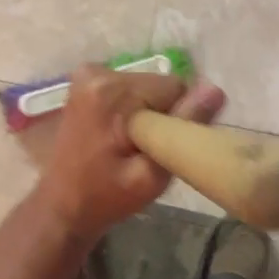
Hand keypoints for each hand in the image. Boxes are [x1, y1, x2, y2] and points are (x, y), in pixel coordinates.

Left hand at [34, 66, 223, 238]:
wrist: (62, 206)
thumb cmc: (107, 197)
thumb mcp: (152, 174)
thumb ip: (183, 127)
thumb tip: (215, 90)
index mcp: (112, 91)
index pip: (176, 88)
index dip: (178, 119)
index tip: (163, 147)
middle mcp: (98, 72)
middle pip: (160, 85)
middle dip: (162, 115)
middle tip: (145, 151)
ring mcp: (88, 75)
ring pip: (147, 87)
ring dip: (147, 114)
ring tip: (130, 146)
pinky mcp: (85, 82)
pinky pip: (130, 90)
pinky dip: (132, 110)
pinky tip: (119, 136)